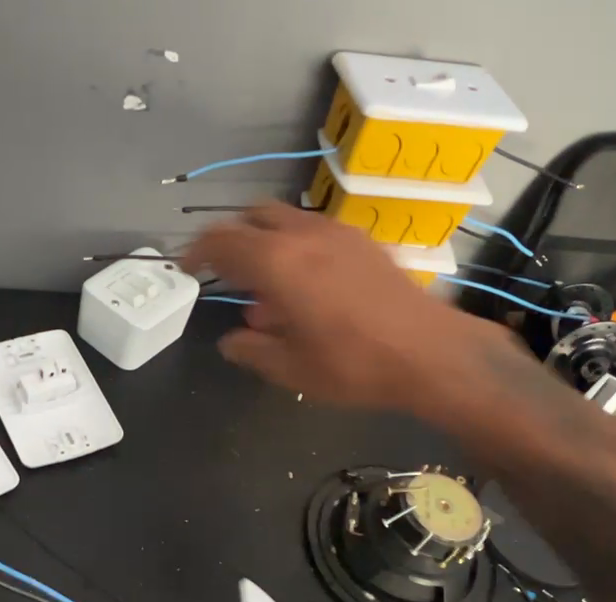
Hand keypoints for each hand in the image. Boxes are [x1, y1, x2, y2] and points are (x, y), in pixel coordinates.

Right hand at [184, 201, 540, 430]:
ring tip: (262, 285)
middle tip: (221, 269)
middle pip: (253, 217)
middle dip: (231, 238)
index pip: (222, 241)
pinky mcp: (363, 243)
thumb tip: (232, 341)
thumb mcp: (289, 369)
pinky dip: (295, 248)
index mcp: (277, 264)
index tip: (186, 267)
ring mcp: (338, 234)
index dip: (197, 251)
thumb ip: (251, 350)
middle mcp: (305, 236)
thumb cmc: (352, 366)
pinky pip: (314, 233)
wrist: (430, 354)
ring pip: (286, 221)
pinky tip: (302, 286)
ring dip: (265, 242)